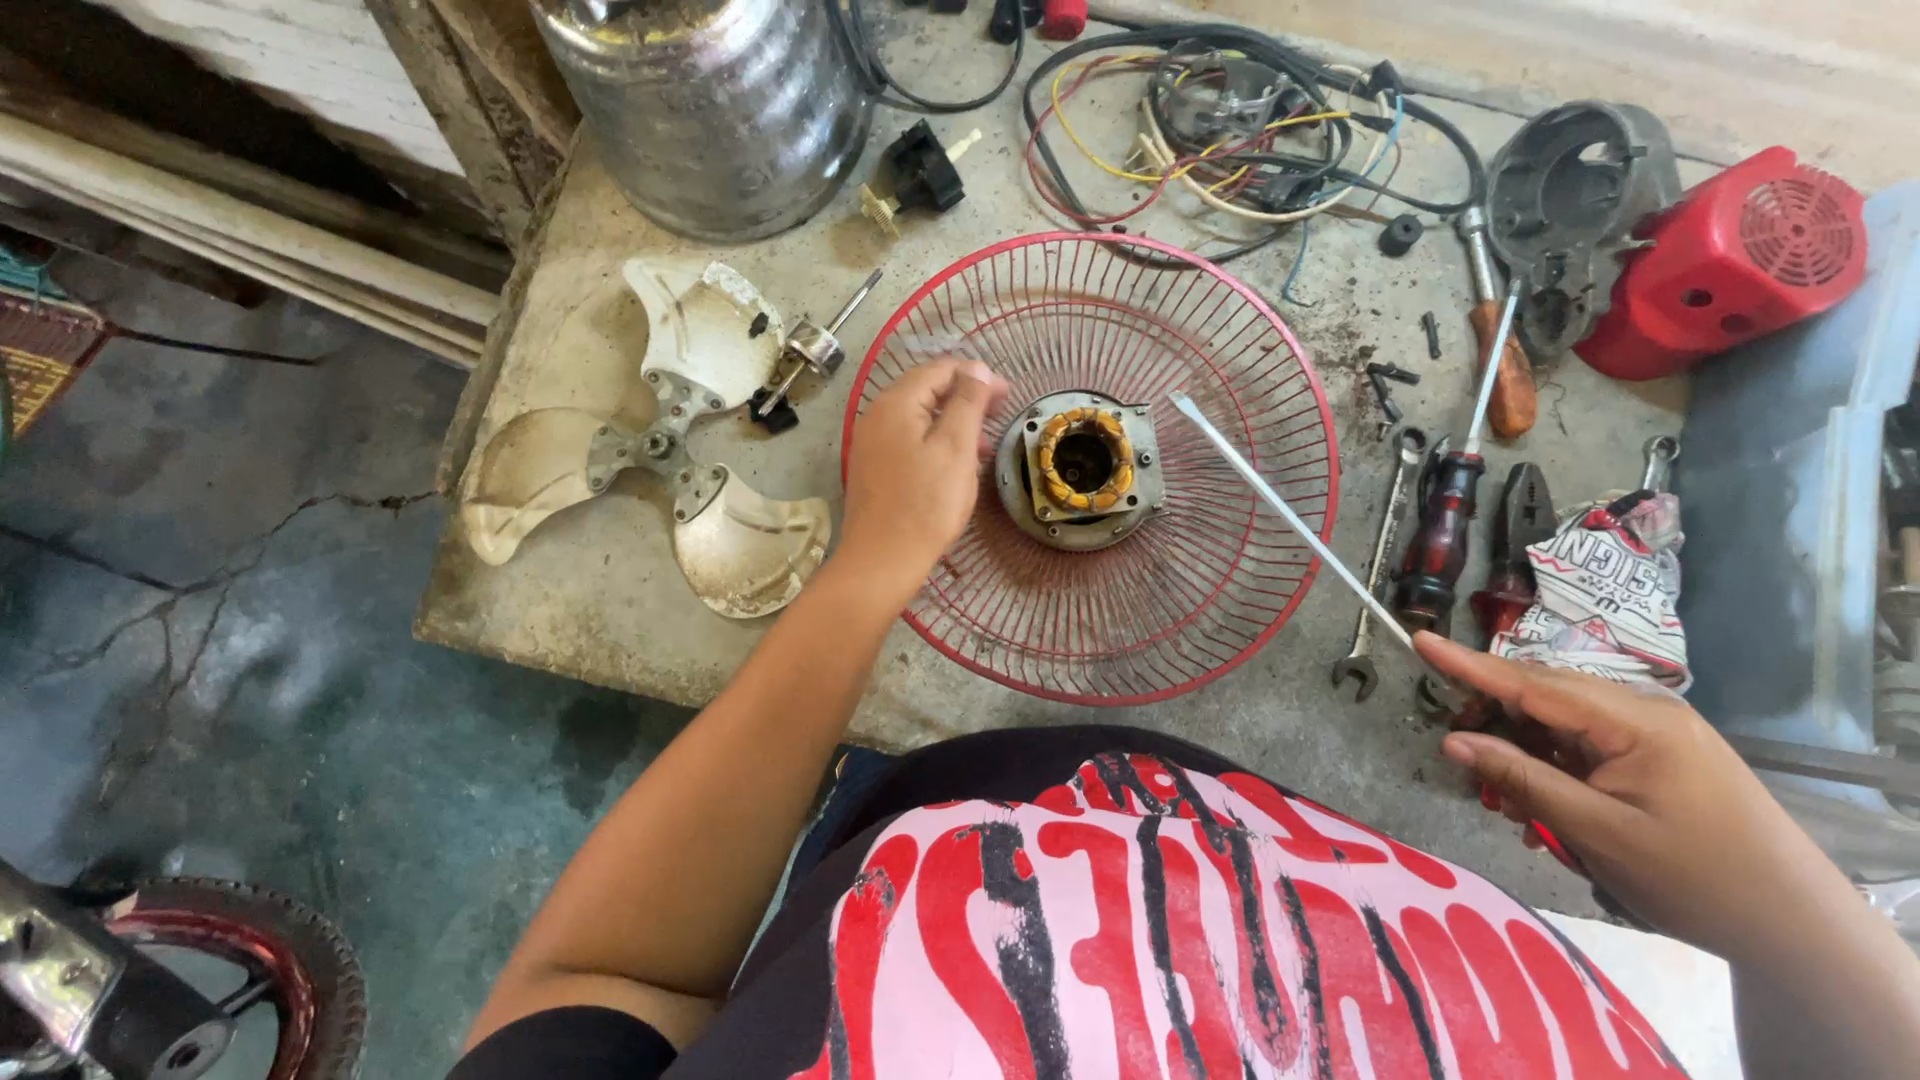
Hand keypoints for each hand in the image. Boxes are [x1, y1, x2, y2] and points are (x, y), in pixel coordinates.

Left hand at [839, 357, 1007, 605]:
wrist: (882, 560)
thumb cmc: (926, 504)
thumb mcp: (956, 448)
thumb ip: (967, 403)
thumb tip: (977, 369)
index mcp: (896, 404)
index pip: (940, 369)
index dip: (977, 376)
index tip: (1008, 395)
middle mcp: (876, 415)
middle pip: (926, 390)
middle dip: (965, 397)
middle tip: (999, 415)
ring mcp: (871, 443)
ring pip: (918, 418)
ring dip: (953, 422)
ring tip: (985, 445)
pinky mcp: (873, 468)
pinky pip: (908, 440)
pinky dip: (936, 442)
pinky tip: (955, 464)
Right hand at [1417, 632, 1859, 964]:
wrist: (1797, 928)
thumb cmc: (1696, 877)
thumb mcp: (1596, 832)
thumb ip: (1521, 778)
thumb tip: (1453, 741)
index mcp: (1637, 722)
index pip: (1533, 683)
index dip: (1470, 665)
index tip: (1420, 640)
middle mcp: (1645, 714)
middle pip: (1543, 699)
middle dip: (1495, 727)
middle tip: (1465, 767)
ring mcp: (1654, 735)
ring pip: (1558, 726)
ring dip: (1523, 758)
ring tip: (1510, 808)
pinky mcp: (1658, 757)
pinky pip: (1583, 749)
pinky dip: (1552, 773)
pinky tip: (1542, 811)